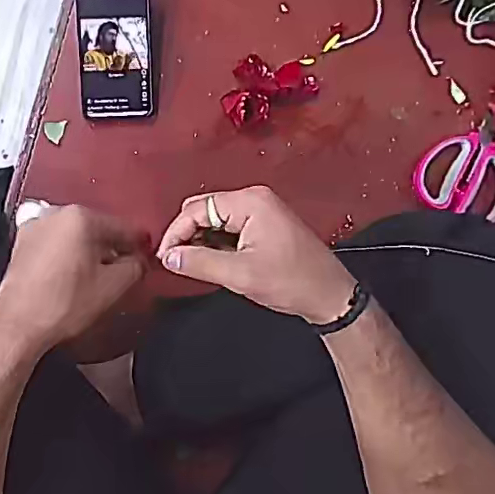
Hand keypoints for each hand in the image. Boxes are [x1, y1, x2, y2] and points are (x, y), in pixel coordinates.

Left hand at [0, 205, 148, 351]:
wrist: (17, 327)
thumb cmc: (60, 305)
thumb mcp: (114, 286)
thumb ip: (135, 266)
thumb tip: (139, 260)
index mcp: (80, 218)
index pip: (122, 226)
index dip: (139, 244)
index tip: (146, 255)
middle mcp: (56, 215)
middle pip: (98, 228)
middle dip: (113, 248)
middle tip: (125, 270)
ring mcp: (36, 229)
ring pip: (76, 236)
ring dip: (90, 252)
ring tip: (98, 279)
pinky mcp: (22, 246)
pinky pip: (56, 244)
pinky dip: (68, 256)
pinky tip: (74, 279)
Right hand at [156, 187, 356, 323]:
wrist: (329, 294)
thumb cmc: (293, 282)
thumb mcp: (240, 274)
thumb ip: (200, 262)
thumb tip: (169, 257)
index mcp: (250, 202)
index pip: (197, 209)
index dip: (176, 233)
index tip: (165, 258)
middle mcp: (255, 198)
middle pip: (204, 209)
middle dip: (186, 234)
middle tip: (175, 262)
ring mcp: (261, 209)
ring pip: (215, 218)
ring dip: (201, 239)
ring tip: (193, 265)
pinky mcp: (265, 223)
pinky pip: (229, 226)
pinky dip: (216, 242)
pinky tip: (213, 261)